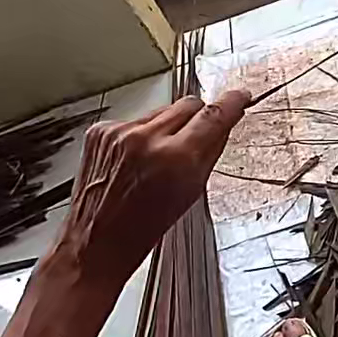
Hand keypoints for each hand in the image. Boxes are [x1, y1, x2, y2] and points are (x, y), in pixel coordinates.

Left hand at [55, 90, 251, 288]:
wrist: (97, 240)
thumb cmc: (143, 226)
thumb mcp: (192, 190)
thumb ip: (211, 151)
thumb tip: (224, 124)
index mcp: (175, 159)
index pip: (214, 115)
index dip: (232, 102)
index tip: (240, 96)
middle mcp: (146, 140)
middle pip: (189, 104)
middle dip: (198, 118)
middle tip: (194, 141)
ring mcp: (119, 133)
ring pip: (162, 111)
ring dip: (168, 127)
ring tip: (158, 158)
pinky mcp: (101, 131)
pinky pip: (135, 119)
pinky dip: (141, 134)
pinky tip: (136, 159)